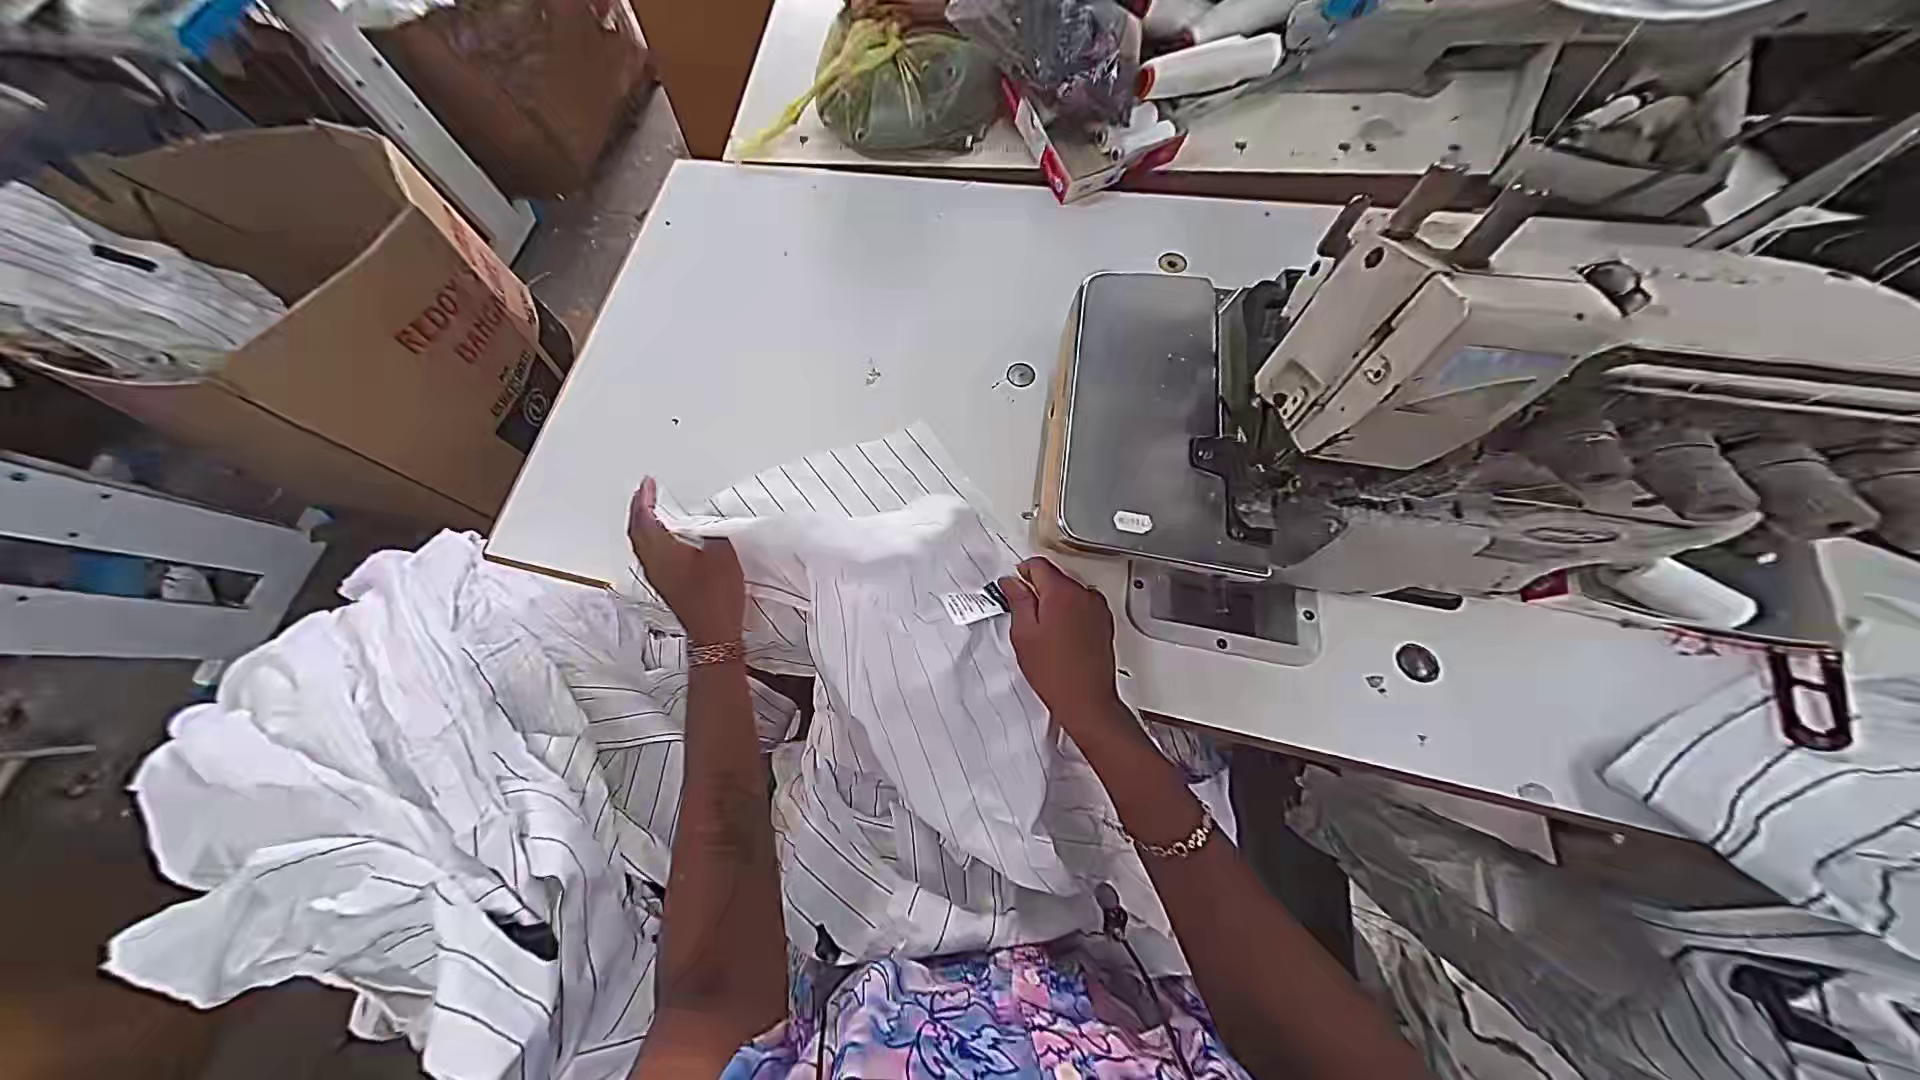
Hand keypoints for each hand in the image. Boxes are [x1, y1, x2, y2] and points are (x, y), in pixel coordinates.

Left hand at [628, 477, 744, 644]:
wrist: (715, 632)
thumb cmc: (716, 596)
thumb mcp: (722, 554)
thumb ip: (712, 533)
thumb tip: (708, 525)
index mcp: (661, 551)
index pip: (644, 518)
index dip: (644, 499)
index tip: (647, 484)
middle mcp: (654, 564)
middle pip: (637, 531)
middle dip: (640, 510)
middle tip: (646, 495)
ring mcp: (659, 577)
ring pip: (643, 544)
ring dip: (645, 526)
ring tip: (654, 512)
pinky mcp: (667, 586)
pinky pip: (652, 556)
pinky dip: (654, 540)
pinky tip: (668, 540)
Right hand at [998, 557, 1123, 727]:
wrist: (1086, 700)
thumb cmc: (1057, 673)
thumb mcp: (1024, 633)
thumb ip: (1017, 600)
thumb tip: (1012, 583)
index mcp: (1062, 593)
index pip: (1038, 564)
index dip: (1021, 572)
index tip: (1013, 583)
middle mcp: (1085, 595)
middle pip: (1055, 576)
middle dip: (1038, 589)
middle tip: (1024, 613)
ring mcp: (1098, 609)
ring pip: (1069, 591)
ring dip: (1055, 602)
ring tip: (1043, 630)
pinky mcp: (1104, 623)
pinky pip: (1082, 606)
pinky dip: (1070, 613)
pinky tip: (1060, 636)